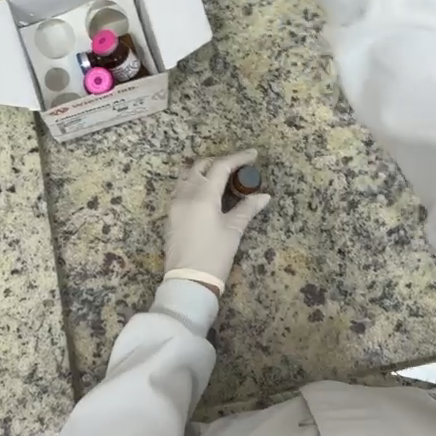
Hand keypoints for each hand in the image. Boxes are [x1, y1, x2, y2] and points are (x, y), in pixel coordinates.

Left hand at [163, 150, 270, 293]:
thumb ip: (247, 209)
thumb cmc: (214, 255)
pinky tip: (206, 193)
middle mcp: (185, 194)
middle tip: (237, 168)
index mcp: (202, 195)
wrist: (188, 280)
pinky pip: (181, 189)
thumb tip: (264, 196)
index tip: (253, 154)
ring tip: (221, 178)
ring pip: (187, 176)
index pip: (221, 167)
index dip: (238, 158)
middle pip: (200, 166)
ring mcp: (175, 205)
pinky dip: (194, 183)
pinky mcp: (171, 215)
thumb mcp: (233, 230)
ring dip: (204, 171)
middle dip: (219, 162)